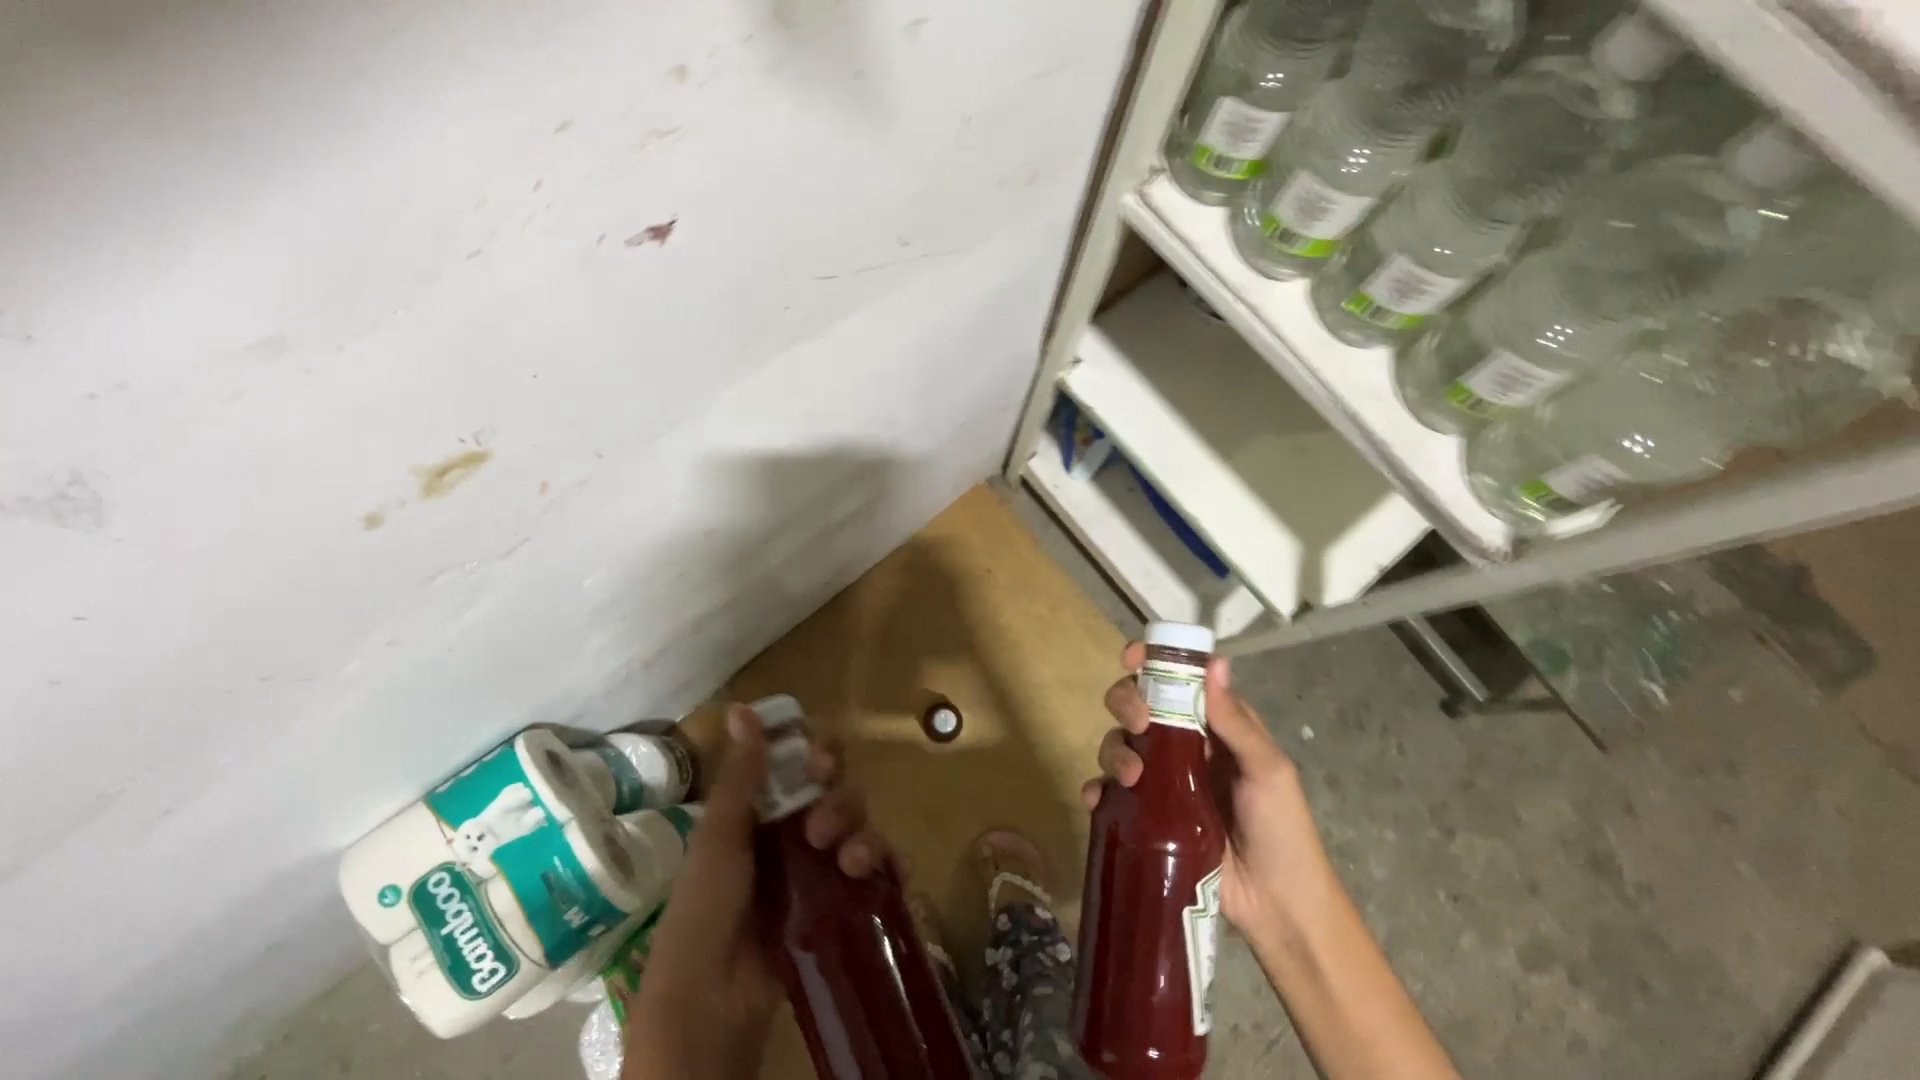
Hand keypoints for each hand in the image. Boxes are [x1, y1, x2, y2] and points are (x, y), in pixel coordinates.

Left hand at [624, 705, 894, 1079]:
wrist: (711, 995)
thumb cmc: (704, 907)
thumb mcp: (719, 837)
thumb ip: (741, 775)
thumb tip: (742, 707)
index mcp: (760, 807)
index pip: (800, 759)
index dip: (817, 750)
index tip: (819, 761)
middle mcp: (792, 829)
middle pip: (838, 789)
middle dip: (838, 799)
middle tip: (820, 828)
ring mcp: (819, 867)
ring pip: (861, 825)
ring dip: (863, 833)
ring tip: (847, 861)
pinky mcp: (841, 902)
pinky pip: (879, 871)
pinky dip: (890, 865)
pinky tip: (891, 873)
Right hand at [1081, 643, 1337, 947]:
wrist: (1277, 905)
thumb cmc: (1282, 830)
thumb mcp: (1268, 771)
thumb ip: (1236, 721)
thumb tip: (1214, 661)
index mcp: (1216, 729)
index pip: (1179, 682)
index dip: (1152, 664)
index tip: (1132, 659)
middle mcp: (1184, 748)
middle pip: (1139, 707)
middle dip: (1127, 703)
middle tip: (1137, 721)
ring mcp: (1162, 784)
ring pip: (1120, 746)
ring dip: (1114, 750)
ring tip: (1131, 777)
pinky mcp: (1144, 819)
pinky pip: (1109, 796)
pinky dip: (1095, 791)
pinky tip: (1096, 800)